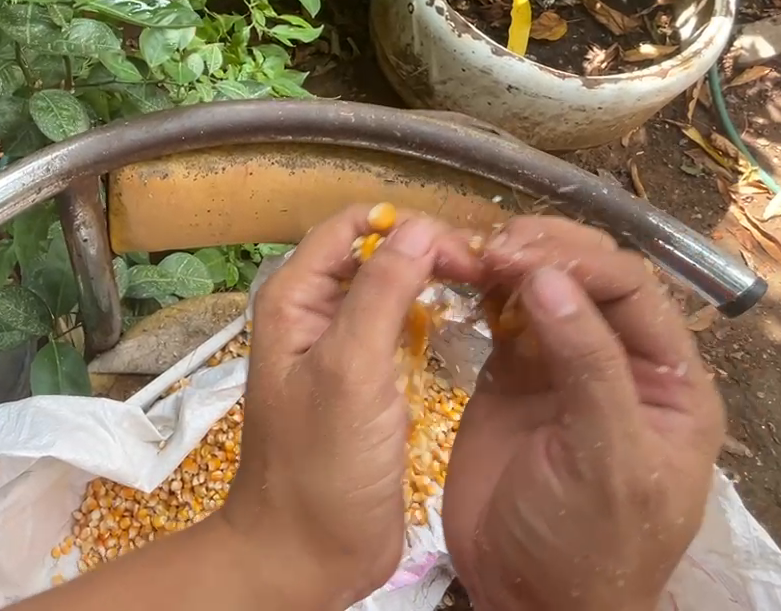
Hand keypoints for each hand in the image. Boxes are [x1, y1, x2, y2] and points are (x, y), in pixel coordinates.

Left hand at [219, 206, 482, 609]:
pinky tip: (467, 323)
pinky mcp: (367, 378)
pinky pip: (399, 329)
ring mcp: (341, 345)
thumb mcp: (350, 371)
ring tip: (486, 289)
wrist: (306, 553)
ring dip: (431, 282)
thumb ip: (381, 294)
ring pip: (389, 289)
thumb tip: (418, 228)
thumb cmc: (321, 463)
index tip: (461, 249)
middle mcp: (313, 311)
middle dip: (424, 251)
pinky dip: (430, 319)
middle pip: (372, 254)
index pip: (349, 228)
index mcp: (294, 297)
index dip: (403, 227)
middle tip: (485, 271)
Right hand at [440, 218, 723, 610]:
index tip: (516, 258)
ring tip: (471, 256)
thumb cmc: (589, 539)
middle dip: (543, 251)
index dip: (578, 263)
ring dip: (510, 260)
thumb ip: (586, 363)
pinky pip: (500, 310)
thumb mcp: (606, 458)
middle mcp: (617, 358)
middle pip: (588, 275)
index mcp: (665, 380)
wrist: (526, 594)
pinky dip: (481, 286)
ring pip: (542, 283)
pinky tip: (461, 276)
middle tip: (491, 252)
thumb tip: (545, 278)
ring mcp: (559, 360)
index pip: (630, 290)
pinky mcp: (509, 369)